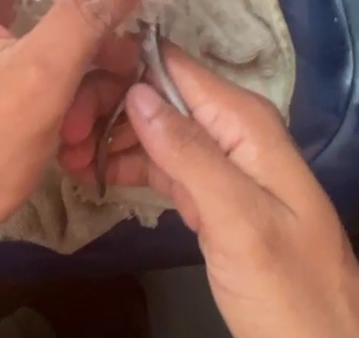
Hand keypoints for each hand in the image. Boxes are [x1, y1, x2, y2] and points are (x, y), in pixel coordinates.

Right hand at [59, 47, 358, 337]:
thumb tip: (136, 93)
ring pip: (153, 126)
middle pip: (156, 93)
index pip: (171, 66)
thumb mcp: (241, 223)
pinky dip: (127, 164)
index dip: (121, 68)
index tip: (73, 88)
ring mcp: (219, 160)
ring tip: (67, 155)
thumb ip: (190, 155)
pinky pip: (160, 161)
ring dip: (111, 135)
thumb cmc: (294, 290)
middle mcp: (229, 128)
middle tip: (64, 135)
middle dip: (108, 105)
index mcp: (242, 120)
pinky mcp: (208, 192)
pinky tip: (94, 173)